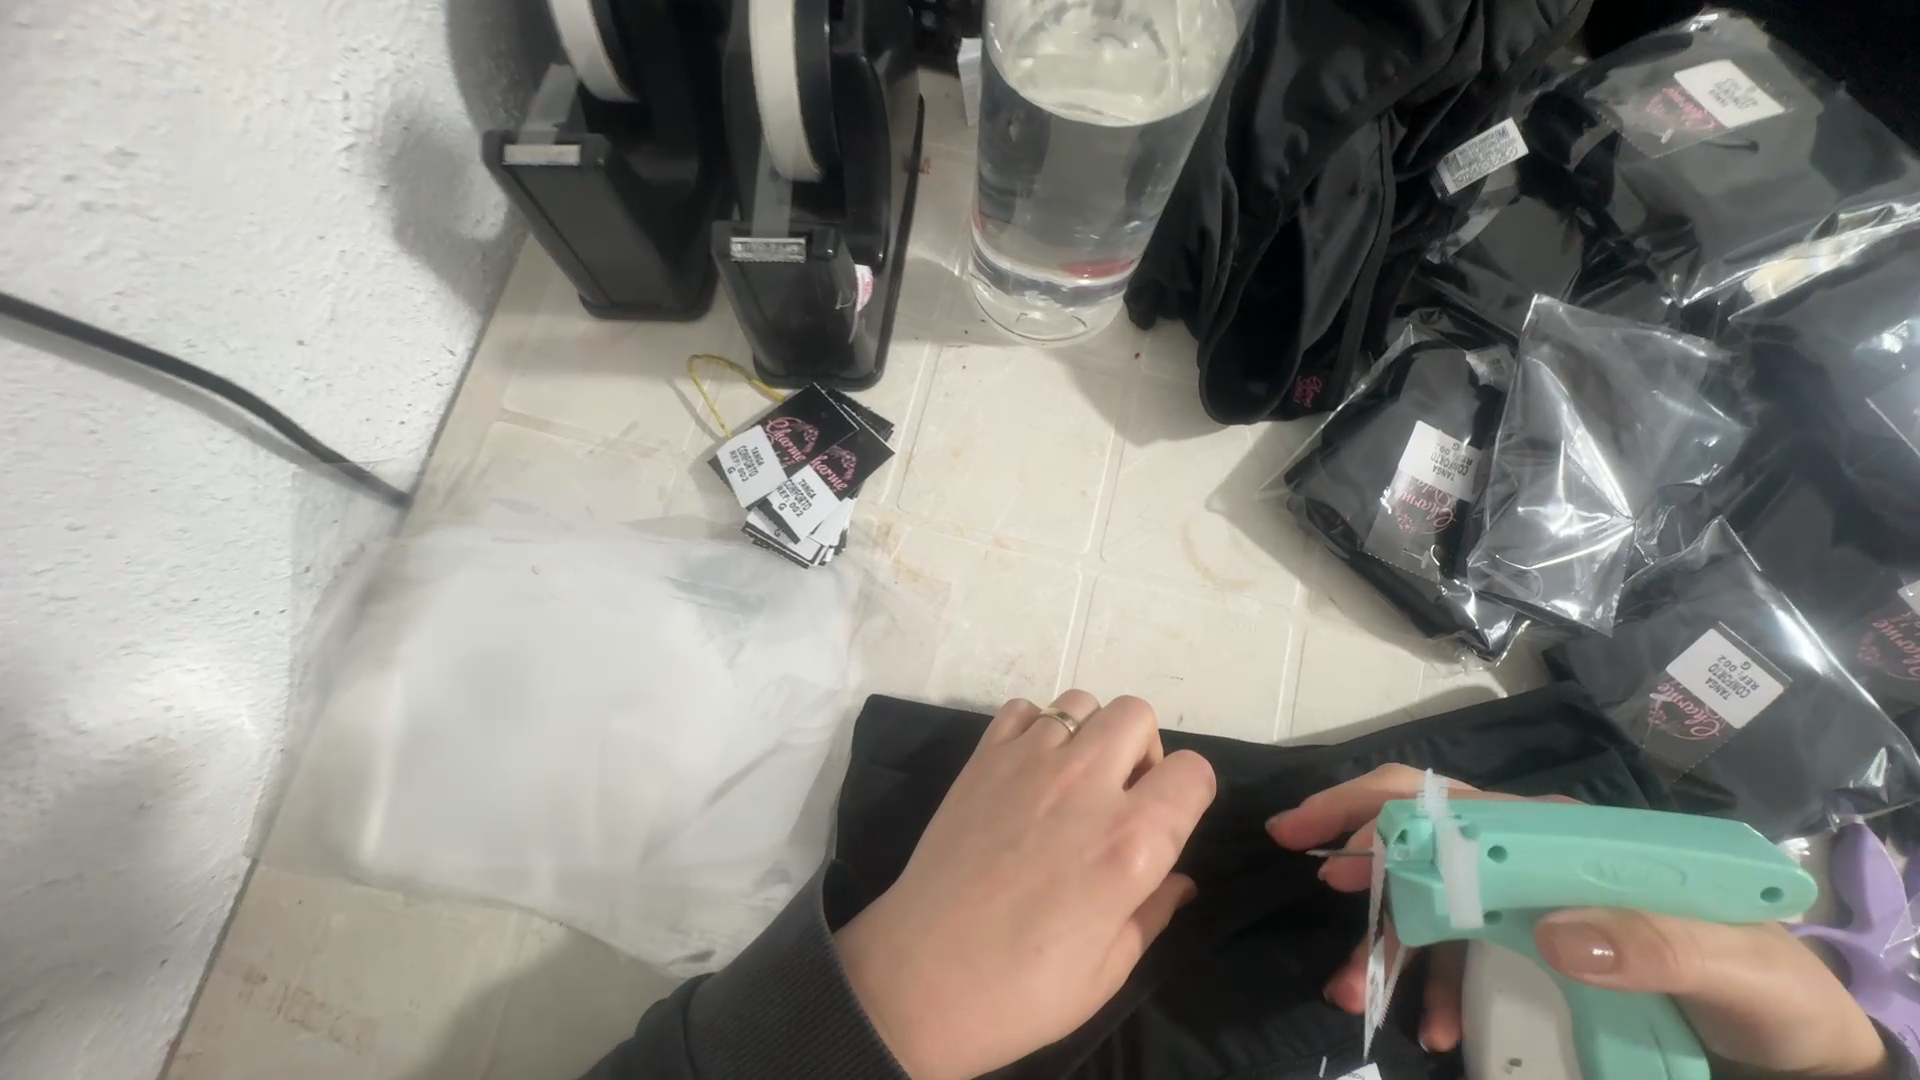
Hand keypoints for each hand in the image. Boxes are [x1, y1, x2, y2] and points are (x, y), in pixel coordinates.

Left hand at [834, 692, 1216, 1079]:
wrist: (921, 975)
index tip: (1168, 817)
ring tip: (1072, 779)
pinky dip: (1034, 728)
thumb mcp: (1109, 969)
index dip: (1190, 793)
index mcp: (1131, 842)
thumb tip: (1180, 878)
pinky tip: (1026, 770)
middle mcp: (1085, 784)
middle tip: (1119, 794)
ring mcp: (1028, 761)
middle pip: (1137, 715)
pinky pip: (1023, 709)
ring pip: (1081, 703)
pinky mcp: (983, 756)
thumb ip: (1153, 911)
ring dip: (1089, 734)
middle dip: (1142, 749)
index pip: (1194, 772)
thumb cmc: (1023, 990)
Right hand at [1270, 765, 1889, 1078]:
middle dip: (1355, 849)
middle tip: (1301, 860)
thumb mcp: (1734, 965)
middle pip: (1418, 835)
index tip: (1322, 840)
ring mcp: (1519, 904)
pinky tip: (1435, 1029)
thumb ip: (1655, 942)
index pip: (1448, 803)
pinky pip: (1458, 958)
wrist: (1791, 1049)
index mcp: (1557, 836)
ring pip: (1426, 903)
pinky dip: (1432, 990)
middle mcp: (1523, 856)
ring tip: (1351, 993)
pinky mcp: (1522, 949)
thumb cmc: (1766, 990)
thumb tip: (1552, 932)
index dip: (1376, 813)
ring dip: (1383, 944)